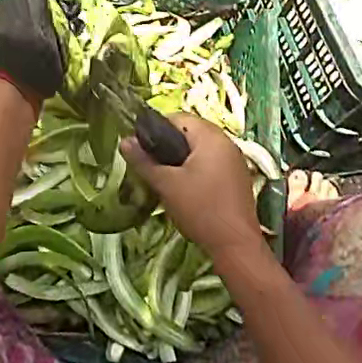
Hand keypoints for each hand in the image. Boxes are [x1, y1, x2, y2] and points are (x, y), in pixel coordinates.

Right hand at [121, 113, 263, 262]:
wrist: (235, 245)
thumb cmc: (200, 209)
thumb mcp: (166, 184)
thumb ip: (144, 161)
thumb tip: (124, 141)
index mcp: (210, 136)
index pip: (178, 117)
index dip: (156, 129)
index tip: (142, 149)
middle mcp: (226, 142)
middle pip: (190, 132)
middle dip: (168, 145)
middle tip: (151, 165)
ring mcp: (234, 160)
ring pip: (200, 148)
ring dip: (181, 158)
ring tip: (165, 178)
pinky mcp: (237, 177)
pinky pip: (211, 162)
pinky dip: (195, 169)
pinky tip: (185, 188)